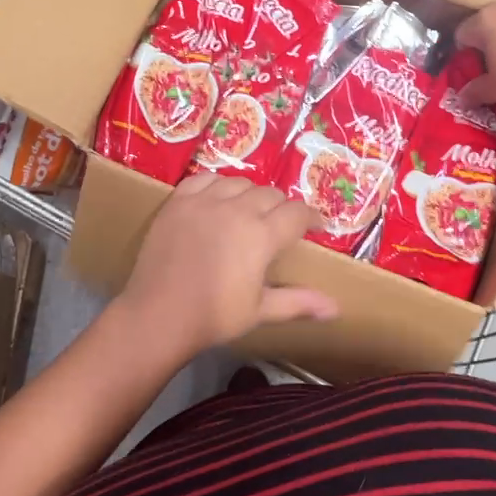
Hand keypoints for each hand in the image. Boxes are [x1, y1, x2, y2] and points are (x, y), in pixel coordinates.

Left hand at [114, 174, 339, 356]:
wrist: (159, 314)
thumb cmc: (214, 317)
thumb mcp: (260, 311)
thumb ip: (299, 302)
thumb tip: (336, 309)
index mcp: (261, 235)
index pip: (296, 213)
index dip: (311, 218)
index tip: (316, 226)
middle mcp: (237, 209)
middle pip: (270, 195)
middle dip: (281, 208)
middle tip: (279, 226)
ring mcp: (205, 201)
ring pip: (239, 183)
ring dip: (250, 194)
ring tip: (249, 211)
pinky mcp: (178, 201)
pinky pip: (204, 178)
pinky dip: (217, 185)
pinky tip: (218, 199)